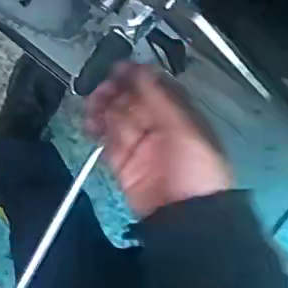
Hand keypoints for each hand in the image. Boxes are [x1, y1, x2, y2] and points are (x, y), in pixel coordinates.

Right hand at [84, 61, 233, 217]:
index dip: (136, 76)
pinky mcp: (124, 163)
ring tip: (93, 104)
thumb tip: (144, 70)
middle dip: (115, 90)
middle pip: (131, 100)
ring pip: (115, 117)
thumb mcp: (184, 130)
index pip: (154, 88)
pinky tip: (90, 123)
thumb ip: (161, 99)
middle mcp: (158, 128)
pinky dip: (96, 129)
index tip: (119, 67)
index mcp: (179, 116)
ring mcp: (140, 145)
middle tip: (103, 86)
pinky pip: (106, 140)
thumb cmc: (197, 173)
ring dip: (102, 107)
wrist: (186, 219)